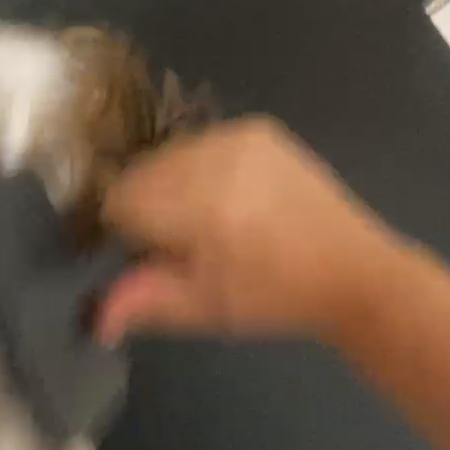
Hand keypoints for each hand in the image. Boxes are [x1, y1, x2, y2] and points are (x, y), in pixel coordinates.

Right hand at [96, 117, 415, 341]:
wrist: (355, 271)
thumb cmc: (272, 297)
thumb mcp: (202, 308)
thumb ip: (141, 302)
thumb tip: (94, 320)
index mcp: (200, 205)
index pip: (121, 199)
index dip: (125, 229)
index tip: (149, 254)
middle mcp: (214, 158)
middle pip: (141, 173)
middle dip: (148, 205)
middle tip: (182, 241)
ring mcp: (237, 137)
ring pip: (167, 156)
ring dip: (171, 185)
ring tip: (209, 219)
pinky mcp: (256, 128)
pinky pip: (198, 143)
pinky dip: (198, 167)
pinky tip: (228, 196)